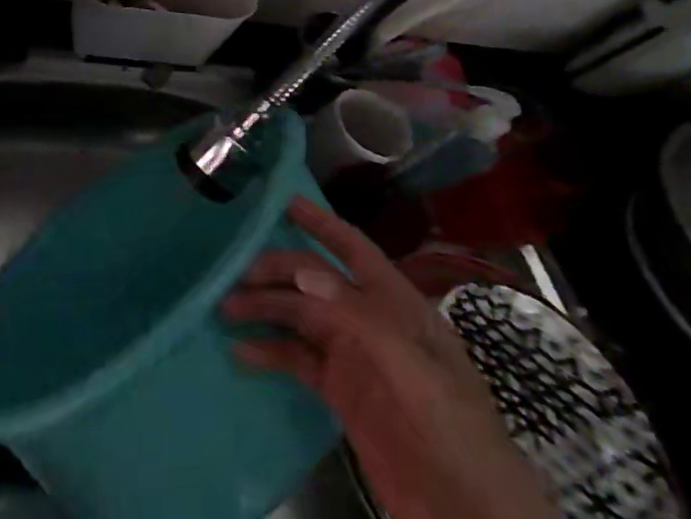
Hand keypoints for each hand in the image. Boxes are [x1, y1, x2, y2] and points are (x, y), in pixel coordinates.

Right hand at [221, 198, 553, 518]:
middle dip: (276, 273)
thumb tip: (301, 272)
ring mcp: (355, 356)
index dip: (320, 223)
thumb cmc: (450, 429)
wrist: (465, 511)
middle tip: (234, 276)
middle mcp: (371, 321)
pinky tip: (242, 350)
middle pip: (315, 284)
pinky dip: (269, 351)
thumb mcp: (410, 367)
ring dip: (265, 310)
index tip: (282, 202)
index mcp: (397, 304)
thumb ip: (357, 316)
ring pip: (300, 318)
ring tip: (225, 309)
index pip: (354, 250)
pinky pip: (297, 358)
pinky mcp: (341, 390)